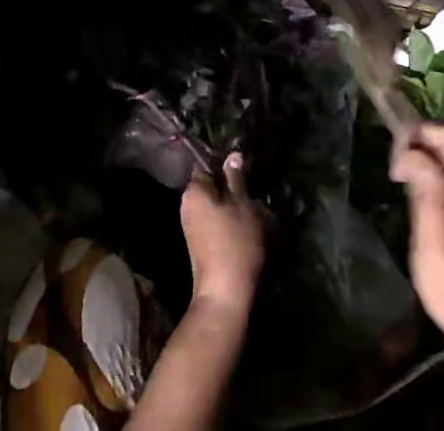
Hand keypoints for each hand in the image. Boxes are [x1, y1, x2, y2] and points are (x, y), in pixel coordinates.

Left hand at [180, 152, 265, 315]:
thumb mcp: (242, 206)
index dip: (225, 168)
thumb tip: (233, 155)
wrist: (223, 289)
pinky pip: (213, 222)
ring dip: (234, 209)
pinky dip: (228, 223)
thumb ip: (236, 179)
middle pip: (211, 187)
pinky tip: (246, 232)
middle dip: (233, 192)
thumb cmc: (235, 242)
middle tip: (256, 200)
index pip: (206, 166)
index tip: (245, 175)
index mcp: (193, 190)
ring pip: (214, 206)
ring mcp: (189, 223)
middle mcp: (186, 203)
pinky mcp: (197, 240)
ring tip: (257, 218)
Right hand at [390, 125, 443, 387]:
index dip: (440, 132)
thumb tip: (413, 152)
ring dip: (436, 151)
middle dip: (435, 137)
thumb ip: (427, 196)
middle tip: (400, 156)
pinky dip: (441, 167)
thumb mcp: (432, 248)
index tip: (404, 144)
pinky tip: (419, 186)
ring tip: (404, 170)